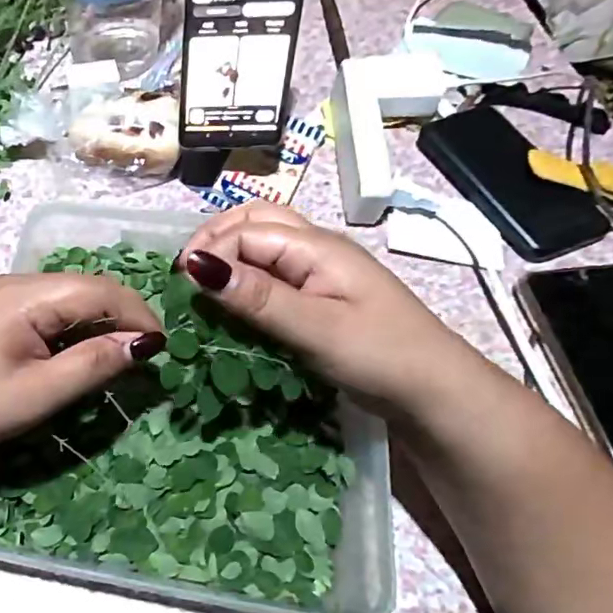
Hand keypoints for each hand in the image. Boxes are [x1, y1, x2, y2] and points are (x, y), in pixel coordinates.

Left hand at [0, 273, 165, 456]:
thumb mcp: (43, 391)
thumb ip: (96, 363)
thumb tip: (145, 344)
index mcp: (25, 295)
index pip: (99, 290)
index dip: (138, 314)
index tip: (163, 346)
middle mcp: (15, 282)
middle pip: (86, 286)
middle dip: (122, 315)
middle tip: (146, 352)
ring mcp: (3, 292)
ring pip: (70, 295)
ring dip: (100, 319)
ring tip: (121, 353)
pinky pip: (50, 305)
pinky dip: (76, 323)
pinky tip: (82, 348)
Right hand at [178, 203, 493, 415]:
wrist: (433, 391)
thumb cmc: (380, 355)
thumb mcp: (317, 329)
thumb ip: (259, 298)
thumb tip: (198, 267)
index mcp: (317, 247)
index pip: (247, 230)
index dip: (209, 251)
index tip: (179, 288)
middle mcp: (316, 249)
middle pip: (255, 222)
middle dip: (215, 240)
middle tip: (185, 277)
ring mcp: (320, 273)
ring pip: (264, 246)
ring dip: (230, 256)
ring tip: (202, 287)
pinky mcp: (320, 298)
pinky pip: (274, 275)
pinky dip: (247, 280)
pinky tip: (233, 304)